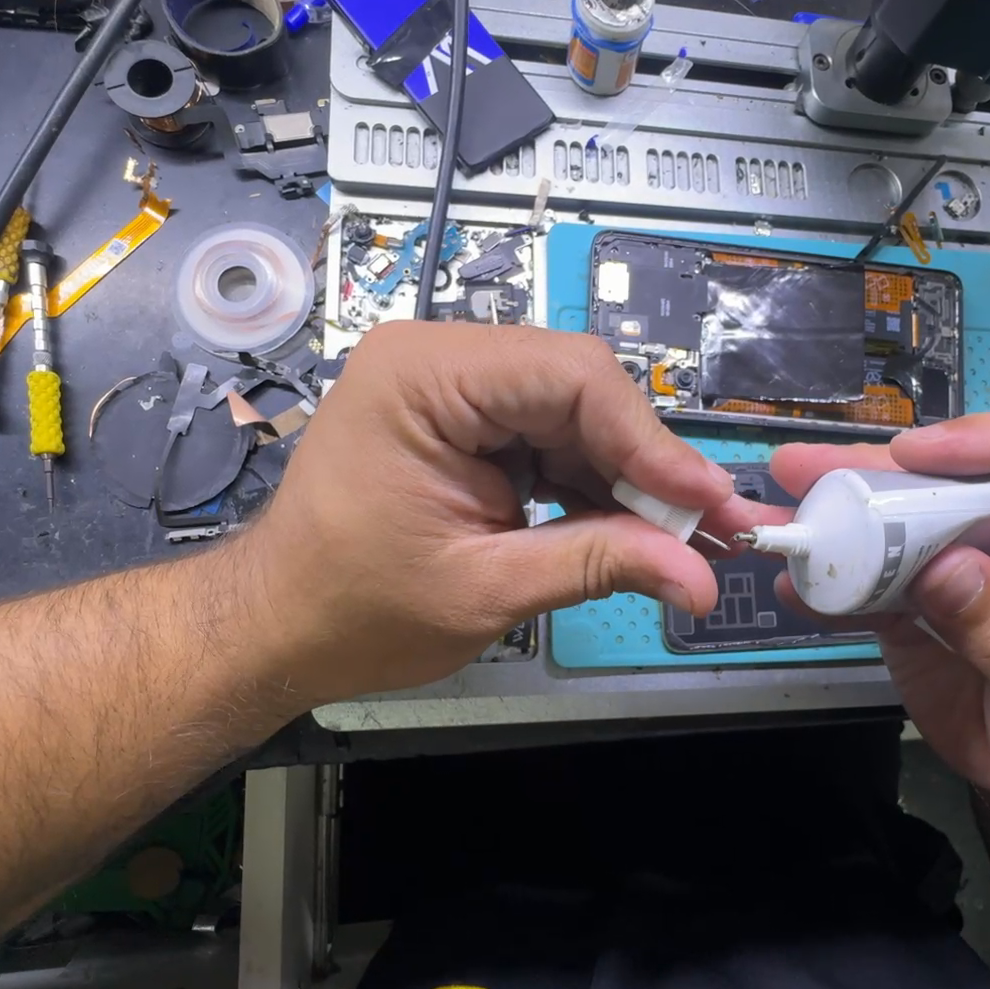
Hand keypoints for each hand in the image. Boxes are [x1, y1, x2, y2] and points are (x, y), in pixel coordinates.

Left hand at [225, 322, 751, 700]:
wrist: (280, 626)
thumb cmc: (353, 611)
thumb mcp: (485, 590)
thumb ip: (598, 566)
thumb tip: (700, 576)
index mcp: (424, 377)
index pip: (571, 377)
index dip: (651, 440)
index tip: (706, 503)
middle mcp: (441, 362)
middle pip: (581, 392)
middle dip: (647, 465)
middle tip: (710, 527)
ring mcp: (454, 390)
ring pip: (576, 418)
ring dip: (628, 480)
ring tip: (681, 537)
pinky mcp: (467, 425)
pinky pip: (551, 442)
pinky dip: (592, 487)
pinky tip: (629, 528)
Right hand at [767, 410, 989, 841]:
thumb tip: (943, 569)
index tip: (924, 455)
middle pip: (964, 478)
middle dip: (886, 469)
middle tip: (811, 464)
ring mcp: (973, 566)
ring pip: (908, 521)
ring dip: (841, 512)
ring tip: (780, 505)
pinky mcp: (923, 604)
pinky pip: (875, 584)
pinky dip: (833, 585)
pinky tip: (794, 583)